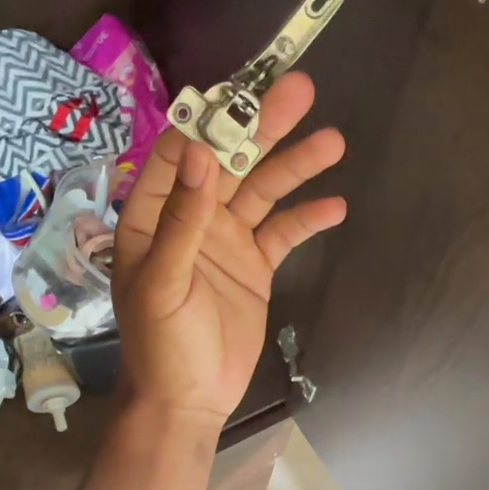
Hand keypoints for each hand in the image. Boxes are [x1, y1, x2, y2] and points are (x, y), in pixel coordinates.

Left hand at [112, 73, 346, 422]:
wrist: (189, 400)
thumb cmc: (162, 343)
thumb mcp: (165, 280)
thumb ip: (182, 217)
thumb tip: (199, 150)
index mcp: (154, 217)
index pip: (180, 154)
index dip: (209, 120)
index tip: (242, 89)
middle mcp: (191, 219)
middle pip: (229, 163)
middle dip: (263, 129)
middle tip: (301, 90)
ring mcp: (226, 241)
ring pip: (262, 192)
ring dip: (295, 167)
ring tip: (333, 141)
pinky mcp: (255, 267)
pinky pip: (283, 233)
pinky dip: (306, 218)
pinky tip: (334, 205)